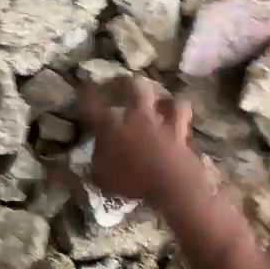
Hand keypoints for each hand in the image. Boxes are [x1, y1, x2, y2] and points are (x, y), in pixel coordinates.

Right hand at [77, 77, 204, 205]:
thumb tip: (93, 159)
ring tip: (161, 102)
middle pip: (135, 88)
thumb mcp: (101, 177)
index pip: (93, 104)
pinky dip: (180, 121)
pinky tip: (179, 124)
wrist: (172, 185)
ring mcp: (163, 125)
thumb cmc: (131, 182)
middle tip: (122, 83)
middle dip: (127, 83)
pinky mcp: (183, 137)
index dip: (87, 93)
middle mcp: (137, 119)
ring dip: (165, 100)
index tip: (85, 85)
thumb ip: (95, 164)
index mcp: (111, 127)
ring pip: (169, 101)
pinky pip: (184, 122)